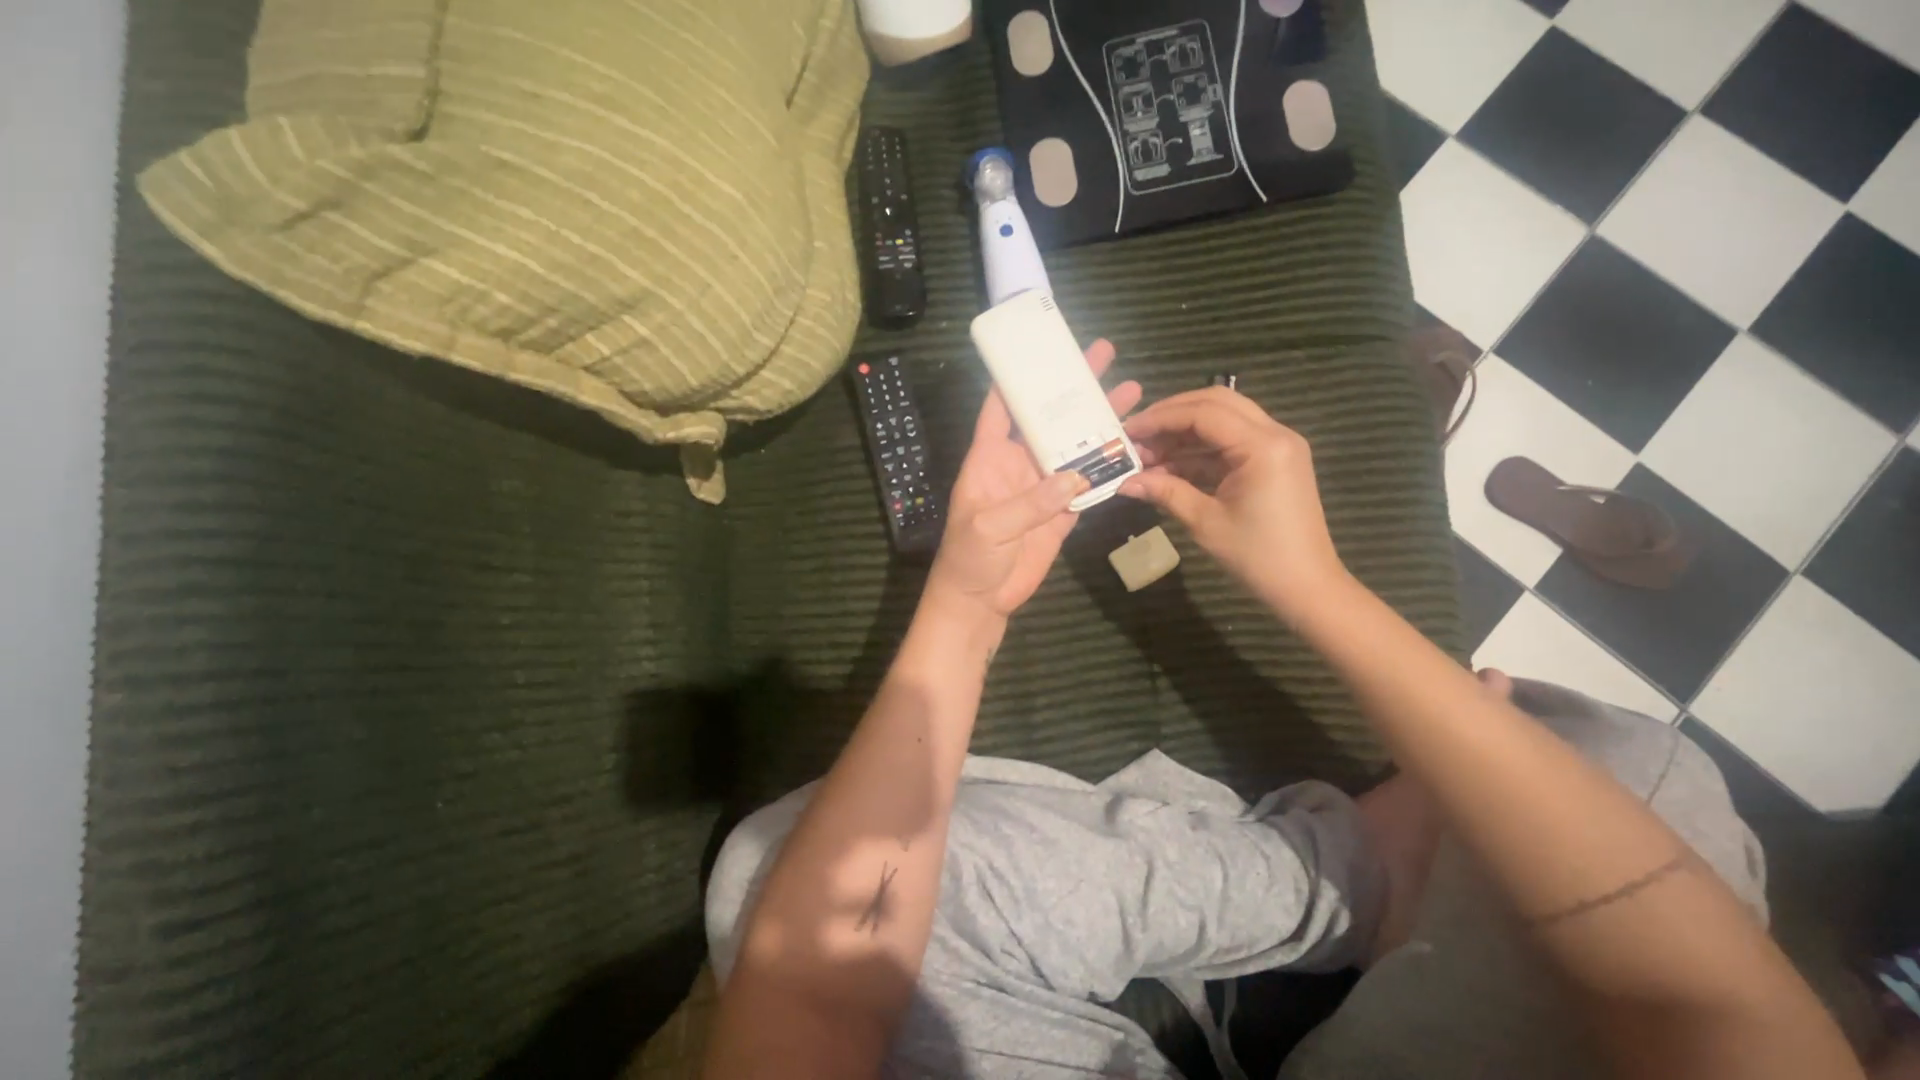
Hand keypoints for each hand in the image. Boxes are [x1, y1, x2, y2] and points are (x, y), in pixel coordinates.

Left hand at [925, 339, 1142, 622]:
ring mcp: (1043, 488)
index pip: (1000, 408)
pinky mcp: (1061, 514)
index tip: (1042, 350)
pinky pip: (1088, 486)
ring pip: (1074, 448)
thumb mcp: (990, 527)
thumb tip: (1073, 478)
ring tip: (1131, 391)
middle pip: (1047, 420)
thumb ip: (1031, 503)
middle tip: (1104, 355)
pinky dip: (1108, 470)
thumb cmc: (968, 559)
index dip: (1017, 379)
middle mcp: (1018, 465)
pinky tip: (1132, 448)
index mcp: (989, 458)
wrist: (979, 604)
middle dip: (1073, 390)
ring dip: (1099, 423)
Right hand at [1119, 386, 1345, 614]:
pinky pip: (1232, 441)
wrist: (1306, 586)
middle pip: (1215, 403)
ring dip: (1184, 432)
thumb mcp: (1205, 522)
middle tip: (1136, 435)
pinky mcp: (1274, 460)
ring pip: (1224, 419)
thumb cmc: (1258, 556)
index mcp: (1262, 446)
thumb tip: (1124, 482)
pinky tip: (1169, 466)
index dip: (1160, 418)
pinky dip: (1201, 450)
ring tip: (1147, 455)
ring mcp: (1278, 445)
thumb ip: (1165, 492)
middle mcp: (1275, 434)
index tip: (1127, 432)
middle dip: (1172, 415)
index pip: (1203, 413)